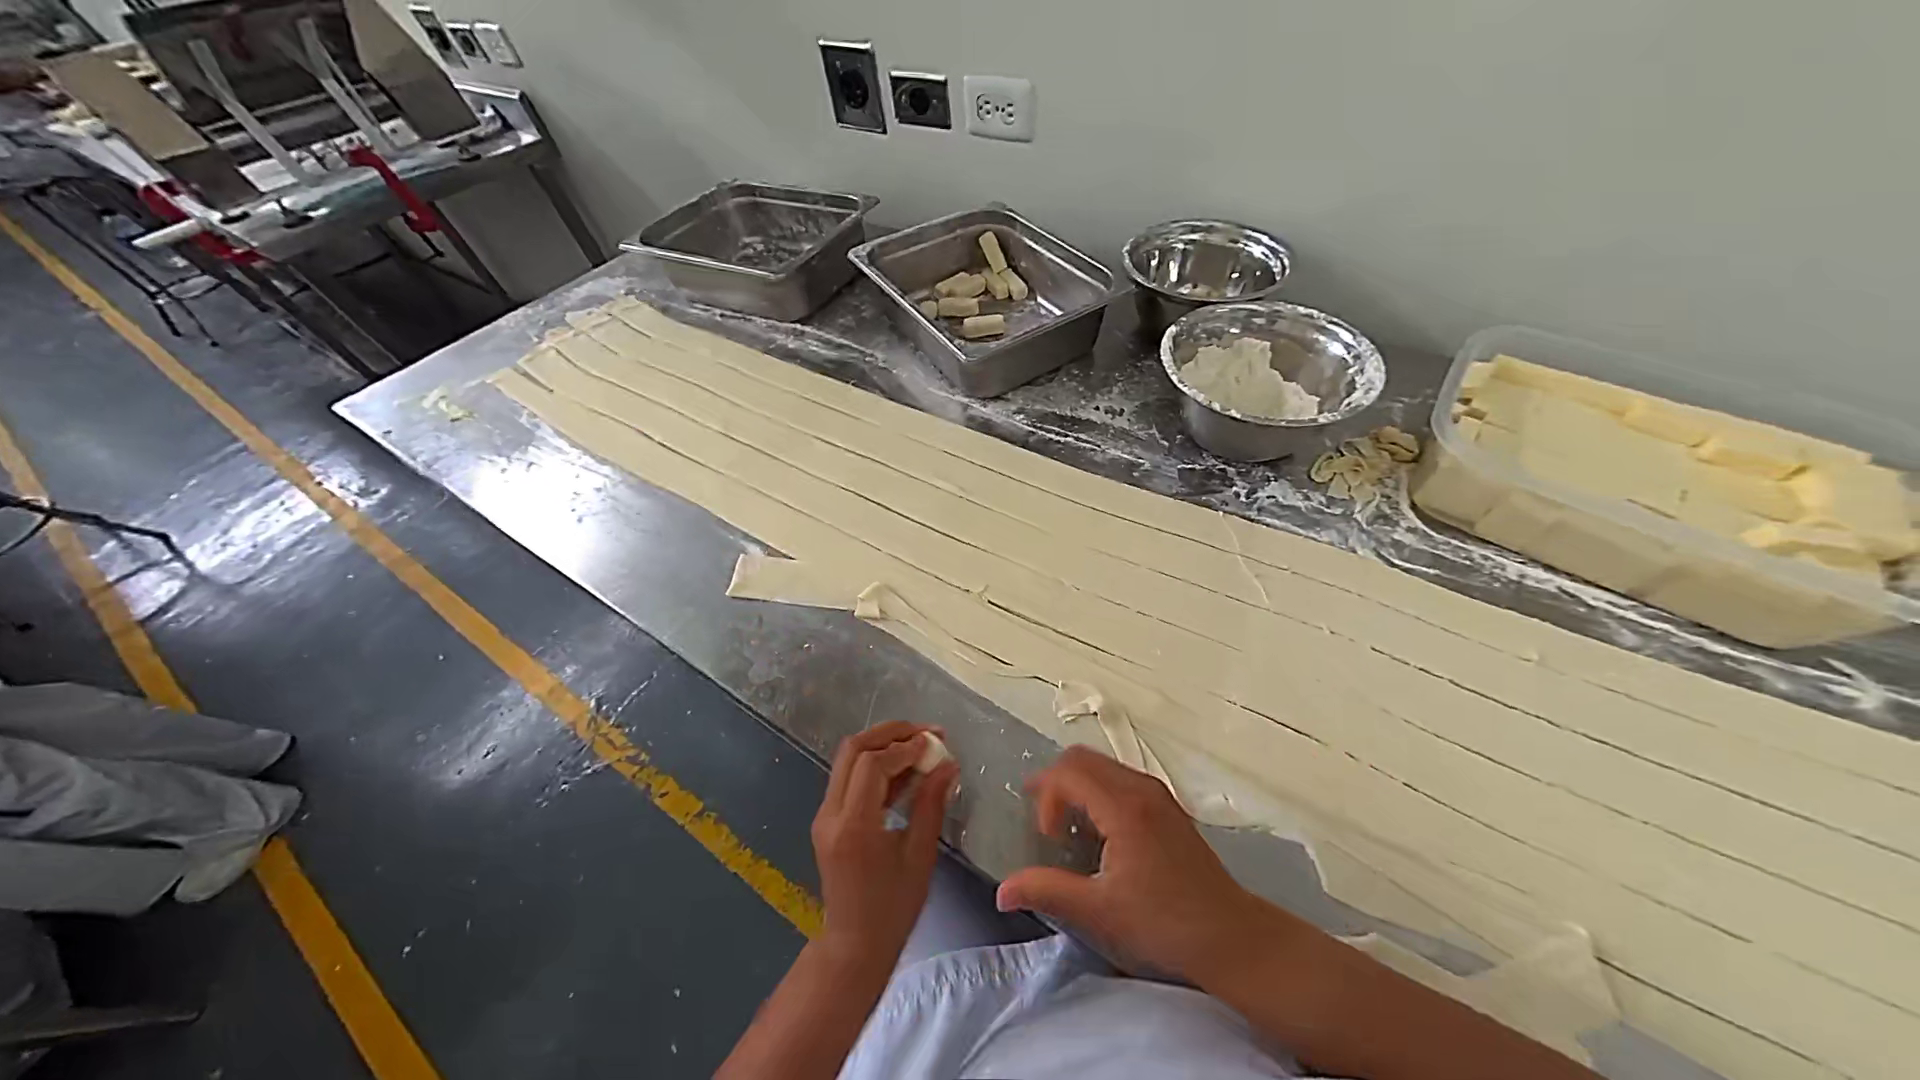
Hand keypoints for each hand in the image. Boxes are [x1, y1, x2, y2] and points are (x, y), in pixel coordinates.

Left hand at [812, 721, 959, 967]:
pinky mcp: (828, 820)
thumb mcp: (919, 855)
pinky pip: (850, 779)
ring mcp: (825, 815)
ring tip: (921, 746)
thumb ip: (931, 804)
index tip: (935, 744)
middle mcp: (831, 813)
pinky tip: (906, 771)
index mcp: (853, 824)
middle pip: (853, 750)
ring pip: (848, 760)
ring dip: (883, 746)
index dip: (905, 747)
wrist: (855, 945)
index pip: (873, 764)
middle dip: (890, 734)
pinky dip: (876, 766)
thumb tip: (948, 765)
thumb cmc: (893, 907)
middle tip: (926, 733)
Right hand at [995, 745, 1261, 979]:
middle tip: (1048, 825)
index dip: (1046, 797)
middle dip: (1055, 783)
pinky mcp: (1167, 808)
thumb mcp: (1098, 912)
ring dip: (1076, 786)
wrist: (1232, 938)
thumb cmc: (1164, 924)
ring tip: (1069, 827)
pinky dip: (1097, 791)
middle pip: (1083, 758)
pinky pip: (1119, 778)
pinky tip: (1098, 832)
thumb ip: (1047, 892)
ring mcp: (1158, 795)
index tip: (1047, 836)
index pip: (1068, 772)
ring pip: (1102, 766)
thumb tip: (1003, 891)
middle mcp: (1141, 789)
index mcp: (1124, 807)